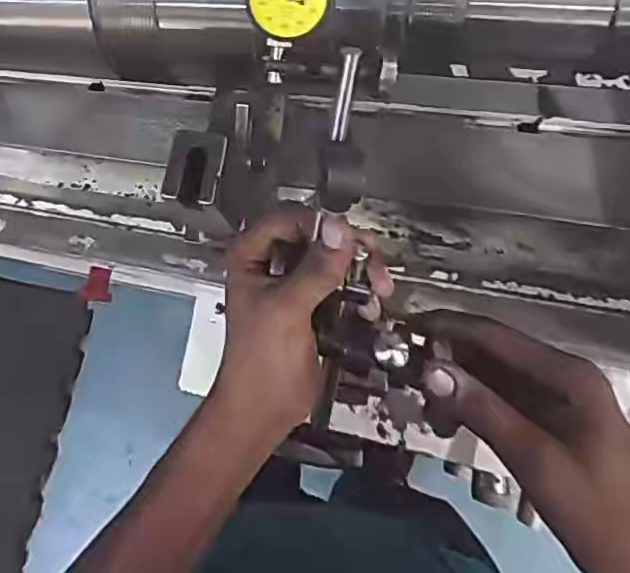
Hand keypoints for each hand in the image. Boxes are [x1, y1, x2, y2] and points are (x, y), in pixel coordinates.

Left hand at [211, 204, 393, 437]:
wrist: (263, 412)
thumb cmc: (261, 361)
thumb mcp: (288, 310)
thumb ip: (315, 270)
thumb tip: (339, 229)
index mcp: (251, 255)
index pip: (287, 217)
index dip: (318, 222)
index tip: (348, 238)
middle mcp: (271, 261)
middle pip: (314, 234)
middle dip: (347, 246)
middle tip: (372, 260)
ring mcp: (292, 282)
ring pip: (331, 256)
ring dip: (358, 267)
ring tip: (379, 286)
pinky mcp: (312, 303)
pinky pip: (339, 282)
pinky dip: (358, 289)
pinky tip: (371, 304)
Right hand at [418, 312, 629, 572]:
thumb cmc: (605, 519)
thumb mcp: (538, 462)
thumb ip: (484, 410)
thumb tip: (434, 369)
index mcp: (571, 376)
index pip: (496, 335)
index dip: (450, 327)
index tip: (412, 328)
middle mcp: (565, 380)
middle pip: (493, 353)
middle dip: (450, 359)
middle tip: (410, 369)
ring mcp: (559, 404)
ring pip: (494, 379)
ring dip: (458, 386)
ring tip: (425, 400)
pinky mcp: (552, 429)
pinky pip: (502, 403)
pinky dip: (473, 407)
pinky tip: (449, 419)